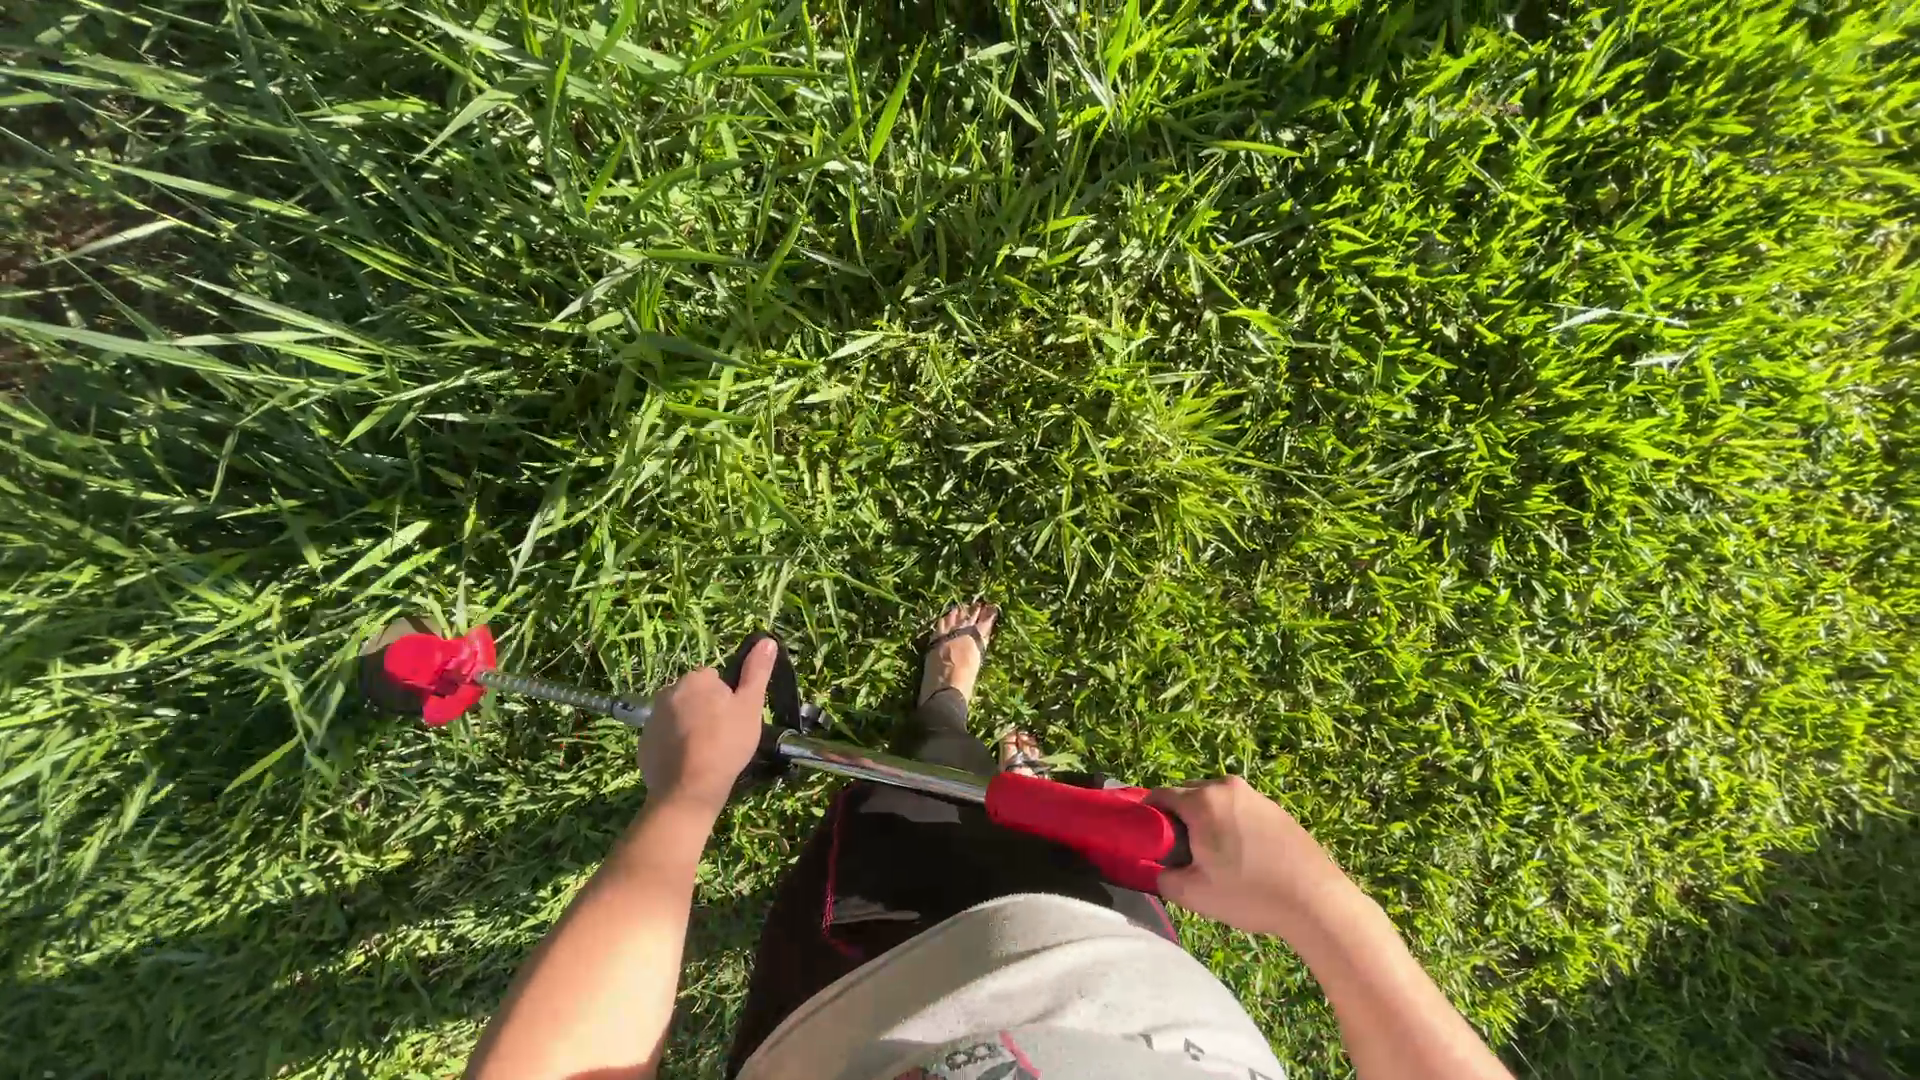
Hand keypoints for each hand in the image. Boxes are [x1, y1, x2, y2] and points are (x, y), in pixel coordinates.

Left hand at [636, 638, 776, 816]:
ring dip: (691, 726)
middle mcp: (668, 692)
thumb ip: (757, 671)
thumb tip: (767, 640)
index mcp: (696, 679)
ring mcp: (652, 719)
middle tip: (723, 735)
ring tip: (706, 751)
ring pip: (679, 716)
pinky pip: (665, 737)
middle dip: (706, 710)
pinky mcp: (644, 743)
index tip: (734, 719)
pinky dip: (675, 745)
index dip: (728, 699)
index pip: (715, 679)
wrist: (689, 789)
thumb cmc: (726, 742)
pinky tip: (689, 762)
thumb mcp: (750, 705)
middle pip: (695, 696)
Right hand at [1148, 776, 1367, 940]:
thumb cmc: (1249, 894)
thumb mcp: (1194, 894)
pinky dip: (1230, 823)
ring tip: (1213, 855)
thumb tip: (1154, 867)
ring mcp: (1254, 795)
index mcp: (1202, 801)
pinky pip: (1238, 808)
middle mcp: (1226, 787)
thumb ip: (1161, 877)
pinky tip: (1242, 854)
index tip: (1148, 840)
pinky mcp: (1275, 808)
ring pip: (1214, 800)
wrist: (1316, 901)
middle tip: (1181, 851)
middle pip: (1187, 794)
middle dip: (1177, 817)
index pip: (1159, 795)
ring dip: (1205, 819)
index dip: (1147, 816)